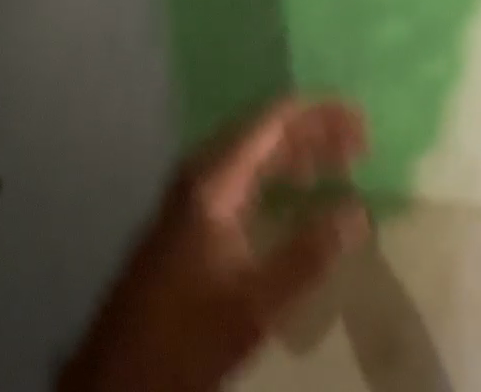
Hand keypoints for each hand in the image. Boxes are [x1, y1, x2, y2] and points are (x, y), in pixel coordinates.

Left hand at [59, 99, 371, 391]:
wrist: (119, 371)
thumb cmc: (187, 332)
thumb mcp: (256, 302)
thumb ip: (310, 253)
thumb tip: (360, 211)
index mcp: (214, 179)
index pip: (272, 120)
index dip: (320, 114)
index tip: (362, 124)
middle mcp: (201, 173)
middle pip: (264, 131)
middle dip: (314, 132)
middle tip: (361, 147)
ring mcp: (193, 194)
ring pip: (253, 154)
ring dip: (298, 154)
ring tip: (341, 167)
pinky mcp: (191, 218)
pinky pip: (242, 177)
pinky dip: (277, 177)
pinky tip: (301, 198)